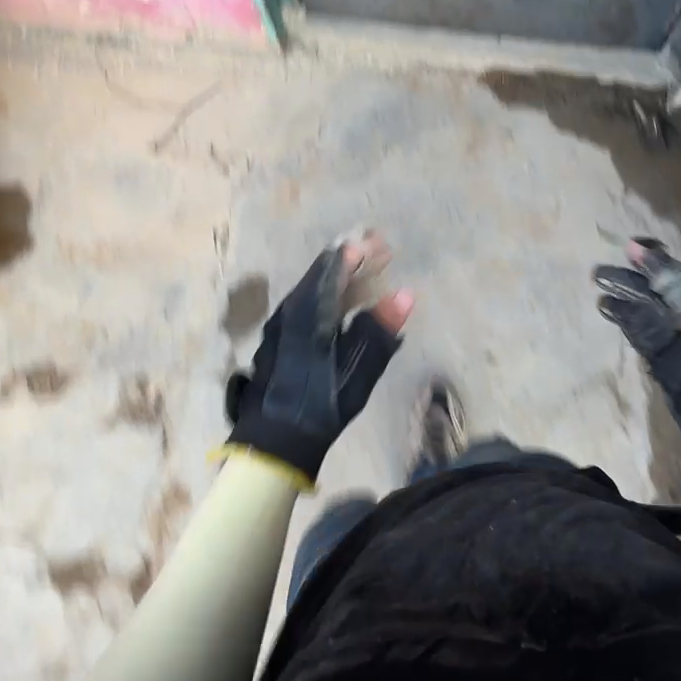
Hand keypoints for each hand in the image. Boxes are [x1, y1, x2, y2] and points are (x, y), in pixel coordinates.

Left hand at [223, 233, 412, 488]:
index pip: (335, 268)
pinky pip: (305, 301)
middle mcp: (292, 309)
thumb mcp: (358, 371)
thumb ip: (380, 330)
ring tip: (362, 270)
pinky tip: (338, 300)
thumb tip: (405, 294)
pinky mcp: (277, 336)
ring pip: (312, 286)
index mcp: (311, 311)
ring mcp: (280, 322)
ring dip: (338, 275)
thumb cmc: (321, 403)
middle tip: (377, 250)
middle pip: (322, 273)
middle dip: (350, 259)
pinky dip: (326, 291)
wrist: (275, 437)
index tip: (380, 243)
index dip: (358, 253)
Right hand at [594, 238, 680, 516]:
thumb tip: (621, 301)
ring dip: (642, 300)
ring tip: (610, 297)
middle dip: (638, 280)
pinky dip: (651, 322)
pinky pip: (676, 330)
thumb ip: (653, 338)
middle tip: (602, 274)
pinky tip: (639, 328)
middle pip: (673, 294)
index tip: (627, 248)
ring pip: (673, 312)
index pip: (677, 283)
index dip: (653, 264)